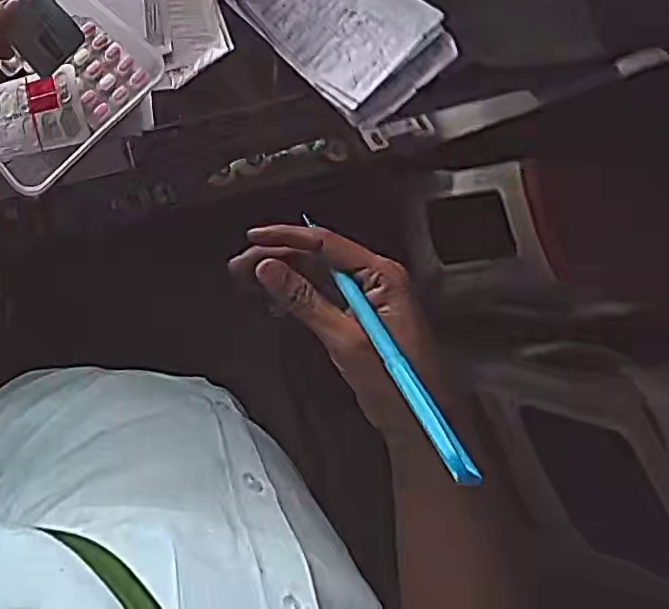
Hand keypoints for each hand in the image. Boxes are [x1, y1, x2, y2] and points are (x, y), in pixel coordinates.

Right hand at [229, 225, 442, 444]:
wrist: (424, 431)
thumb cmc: (400, 388)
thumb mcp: (345, 340)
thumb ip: (304, 299)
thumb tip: (269, 267)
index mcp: (382, 275)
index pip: (325, 242)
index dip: (286, 236)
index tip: (255, 237)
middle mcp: (376, 279)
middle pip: (317, 255)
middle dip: (278, 257)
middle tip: (244, 265)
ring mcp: (368, 296)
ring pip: (315, 272)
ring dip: (282, 274)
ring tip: (250, 279)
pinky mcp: (359, 315)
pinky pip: (320, 291)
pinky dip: (294, 293)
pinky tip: (275, 300)